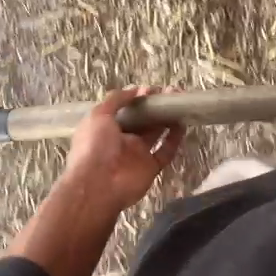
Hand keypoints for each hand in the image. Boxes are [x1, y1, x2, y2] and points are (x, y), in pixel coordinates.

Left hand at [62, 86, 184, 213]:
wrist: (97, 185)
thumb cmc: (94, 146)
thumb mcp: (98, 115)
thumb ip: (116, 100)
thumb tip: (135, 89)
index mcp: (107, 127)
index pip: (126, 110)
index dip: (139, 99)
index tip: (152, 90)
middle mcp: (123, 139)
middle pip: (144, 120)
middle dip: (156, 106)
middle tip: (171, 93)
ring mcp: (138, 154)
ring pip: (156, 133)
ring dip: (167, 118)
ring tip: (179, 103)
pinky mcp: (151, 167)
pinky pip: (165, 151)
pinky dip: (174, 139)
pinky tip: (182, 125)